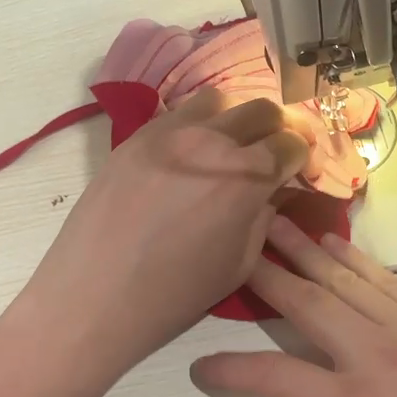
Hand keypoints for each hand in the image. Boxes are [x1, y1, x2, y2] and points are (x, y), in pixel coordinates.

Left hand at [23, 89, 308, 371]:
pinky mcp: (135, 136)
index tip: (296, 171)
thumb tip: (272, 192)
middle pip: (261, 109)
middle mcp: (212, 141)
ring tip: (224, 149)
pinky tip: (184, 157)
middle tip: (269, 155)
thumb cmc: (175, 294)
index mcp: (247, 176)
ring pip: (216, 101)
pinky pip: (175, 114)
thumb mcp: (239, 264)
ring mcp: (169, 132)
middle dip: (275, 129)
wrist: (95, 295)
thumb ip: (263, 218)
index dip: (301, 157)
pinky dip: (192, 126)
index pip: (291, 143)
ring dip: (231, 119)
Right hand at [192, 218, 396, 396]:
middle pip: (307, 302)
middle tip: (232, 242)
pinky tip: (339, 246)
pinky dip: (357, 260)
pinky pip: (390, 282)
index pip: (275, 377)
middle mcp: (380, 356)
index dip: (231, 369)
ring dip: (306, 250)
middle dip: (265, 272)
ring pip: (346, 280)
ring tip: (274, 221)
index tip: (201, 363)